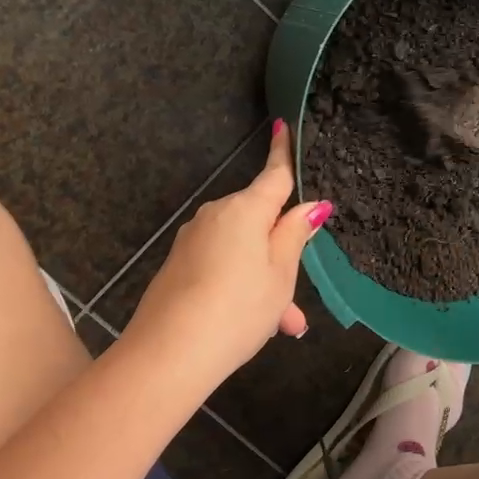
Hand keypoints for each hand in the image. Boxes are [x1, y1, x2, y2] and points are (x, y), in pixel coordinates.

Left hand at [124, 120, 331, 387]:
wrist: (166, 354)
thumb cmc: (236, 310)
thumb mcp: (279, 276)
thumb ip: (294, 236)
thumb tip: (311, 206)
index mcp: (246, 208)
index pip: (274, 173)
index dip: (283, 151)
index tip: (283, 124)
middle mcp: (217, 213)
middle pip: (259, 220)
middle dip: (280, 250)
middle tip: (295, 300)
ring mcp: (194, 237)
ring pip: (241, 249)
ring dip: (261, 278)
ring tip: (279, 325)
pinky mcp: (178, 262)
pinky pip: (220, 264)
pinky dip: (237, 286)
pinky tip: (249, 327)